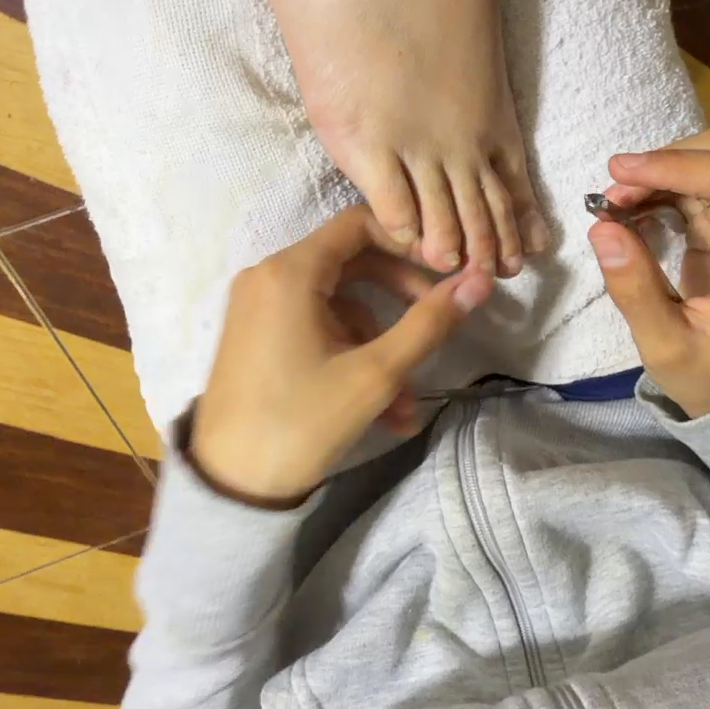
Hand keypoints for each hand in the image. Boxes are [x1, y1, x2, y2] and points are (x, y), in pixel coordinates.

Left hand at [190, 206, 493, 507]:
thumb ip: (429, 323)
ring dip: (380, 347)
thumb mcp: (375, 374)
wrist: (231, 484)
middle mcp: (268, 276)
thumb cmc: (302, 422)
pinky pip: (317, 329)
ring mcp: (259, 307)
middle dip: (401, 298)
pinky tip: (381, 411)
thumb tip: (478, 281)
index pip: (359, 223)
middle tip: (440, 320)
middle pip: (352, 263)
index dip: (409, 239)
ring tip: (406, 405)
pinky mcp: (258, 336)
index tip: (447, 265)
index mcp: (290, 272)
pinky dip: (351, 358)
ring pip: (339, 307)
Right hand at [586, 126, 709, 418]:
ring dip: (659, 171)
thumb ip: (635, 291)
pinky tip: (629, 208)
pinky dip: (660, 185)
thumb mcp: (663, 346)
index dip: (682, 165)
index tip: (622, 173)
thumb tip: (601, 229)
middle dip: (668, 161)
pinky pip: (698, 183)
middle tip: (612, 192)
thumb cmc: (705, 374)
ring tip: (612, 202)